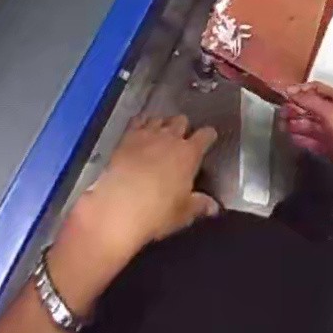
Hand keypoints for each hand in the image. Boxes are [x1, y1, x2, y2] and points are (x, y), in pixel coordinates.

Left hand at [59, 116, 218, 273]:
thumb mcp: (183, 213)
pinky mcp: (126, 138)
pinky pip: (137, 121)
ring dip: (162, 124)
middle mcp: (170, 138)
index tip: (210, 135)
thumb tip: (213, 206)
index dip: (208, 135)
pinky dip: (141, 122)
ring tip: (161, 131)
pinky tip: (140, 127)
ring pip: (159, 119)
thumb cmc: (157, 211)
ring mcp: (147, 135)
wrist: (119, 205)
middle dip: (183, 126)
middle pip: (181, 121)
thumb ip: (199, 205)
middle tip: (182, 135)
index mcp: (188, 154)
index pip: (204, 136)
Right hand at [279, 83, 332, 197]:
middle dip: (296, 108)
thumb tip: (289, 90)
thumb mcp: (332, 115)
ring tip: (281, 127)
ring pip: (312, 124)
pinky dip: (303, 139)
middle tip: (279, 114)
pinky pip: (315, 141)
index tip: (282, 95)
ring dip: (297, 123)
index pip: (317, 89)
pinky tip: (292, 139)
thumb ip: (310, 102)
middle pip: (312, 106)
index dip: (300, 90)